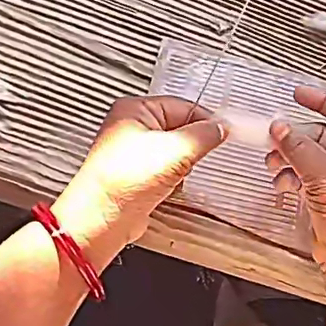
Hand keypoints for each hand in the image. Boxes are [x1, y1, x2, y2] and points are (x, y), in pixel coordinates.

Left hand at [53, 96, 224, 260]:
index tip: (223, 133)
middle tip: (192, 157)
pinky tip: (168, 187)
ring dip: (182, 165)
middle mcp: (131, 127)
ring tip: (173, 175)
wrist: (102, 220)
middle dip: (192, 145)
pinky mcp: (136, 175)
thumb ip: (205, 135)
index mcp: (135, 109)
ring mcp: (132, 152)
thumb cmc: (121, 182)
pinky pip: (166, 171)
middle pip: (180, 128)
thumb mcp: (176, 151)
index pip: (184, 105)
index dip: (206, 120)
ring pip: (174, 152)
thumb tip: (221, 128)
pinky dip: (173, 179)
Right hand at [264, 87, 325, 275]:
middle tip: (275, 136)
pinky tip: (282, 182)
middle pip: (322, 136)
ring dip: (289, 158)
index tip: (299, 95)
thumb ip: (299, 147)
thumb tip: (281, 128)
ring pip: (310, 157)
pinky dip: (291, 177)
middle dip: (296, 136)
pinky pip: (305, 177)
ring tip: (275, 162)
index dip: (322, 100)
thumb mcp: (324, 175)